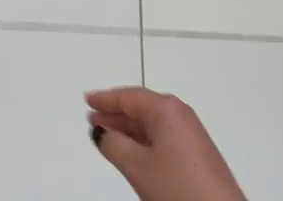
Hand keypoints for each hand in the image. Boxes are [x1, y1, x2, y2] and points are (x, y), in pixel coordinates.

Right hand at [86, 86, 247, 200]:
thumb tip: (100, 130)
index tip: (87, 99)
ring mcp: (189, 132)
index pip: (130, 97)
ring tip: (105, 133)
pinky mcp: (195, 151)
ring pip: (150, 124)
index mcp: (166, 109)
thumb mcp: (137, 166)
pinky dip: (142, 139)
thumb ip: (113, 144)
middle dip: (115, 113)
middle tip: (92, 117)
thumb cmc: (176, 186)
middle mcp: (179, 114)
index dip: (106, 98)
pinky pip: (161, 136)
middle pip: (141, 107)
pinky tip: (131, 150)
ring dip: (127, 128)